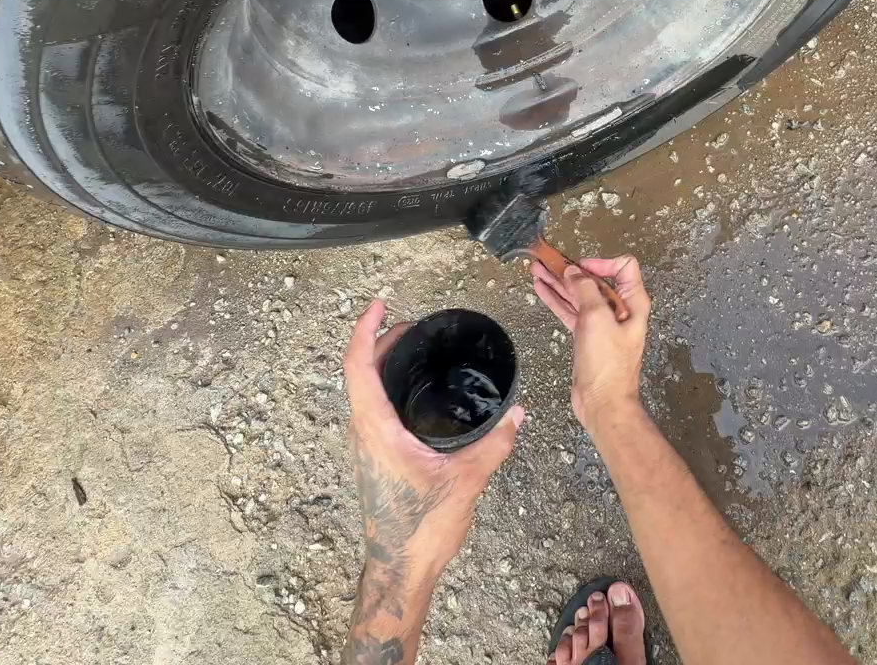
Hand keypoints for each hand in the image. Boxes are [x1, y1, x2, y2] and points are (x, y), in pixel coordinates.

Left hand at [343, 300, 522, 604]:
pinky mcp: (374, 455)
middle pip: (359, 371)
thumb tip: (519, 414)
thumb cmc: (421, 529)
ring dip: (380, 360)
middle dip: (378, 338)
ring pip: (363, 389)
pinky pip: (371, 405)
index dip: (365, 330)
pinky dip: (385, 383)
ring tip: (410, 345)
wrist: (399, 571)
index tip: (380, 305)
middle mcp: (363, 432)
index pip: (357, 366)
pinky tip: (414, 388)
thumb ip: (494, 444)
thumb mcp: (465, 481)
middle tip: (409, 322)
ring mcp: (365, 445)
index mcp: (376, 429)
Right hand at [531, 255, 651, 428]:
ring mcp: (601, 324)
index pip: (623, 268)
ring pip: (578, 295)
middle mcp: (618, 310)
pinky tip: (542, 289)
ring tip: (537, 270)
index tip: (579, 266)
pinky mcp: (586, 337)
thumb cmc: (607, 364)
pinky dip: (556, 300)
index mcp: (632, 302)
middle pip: (594, 281)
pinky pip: (570, 311)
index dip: (601, 263)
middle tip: (548, 260)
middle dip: (571, 270)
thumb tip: (574, 272)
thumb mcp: (597, 318)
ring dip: (558, 283)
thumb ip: (585, 289)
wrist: (602, 402)